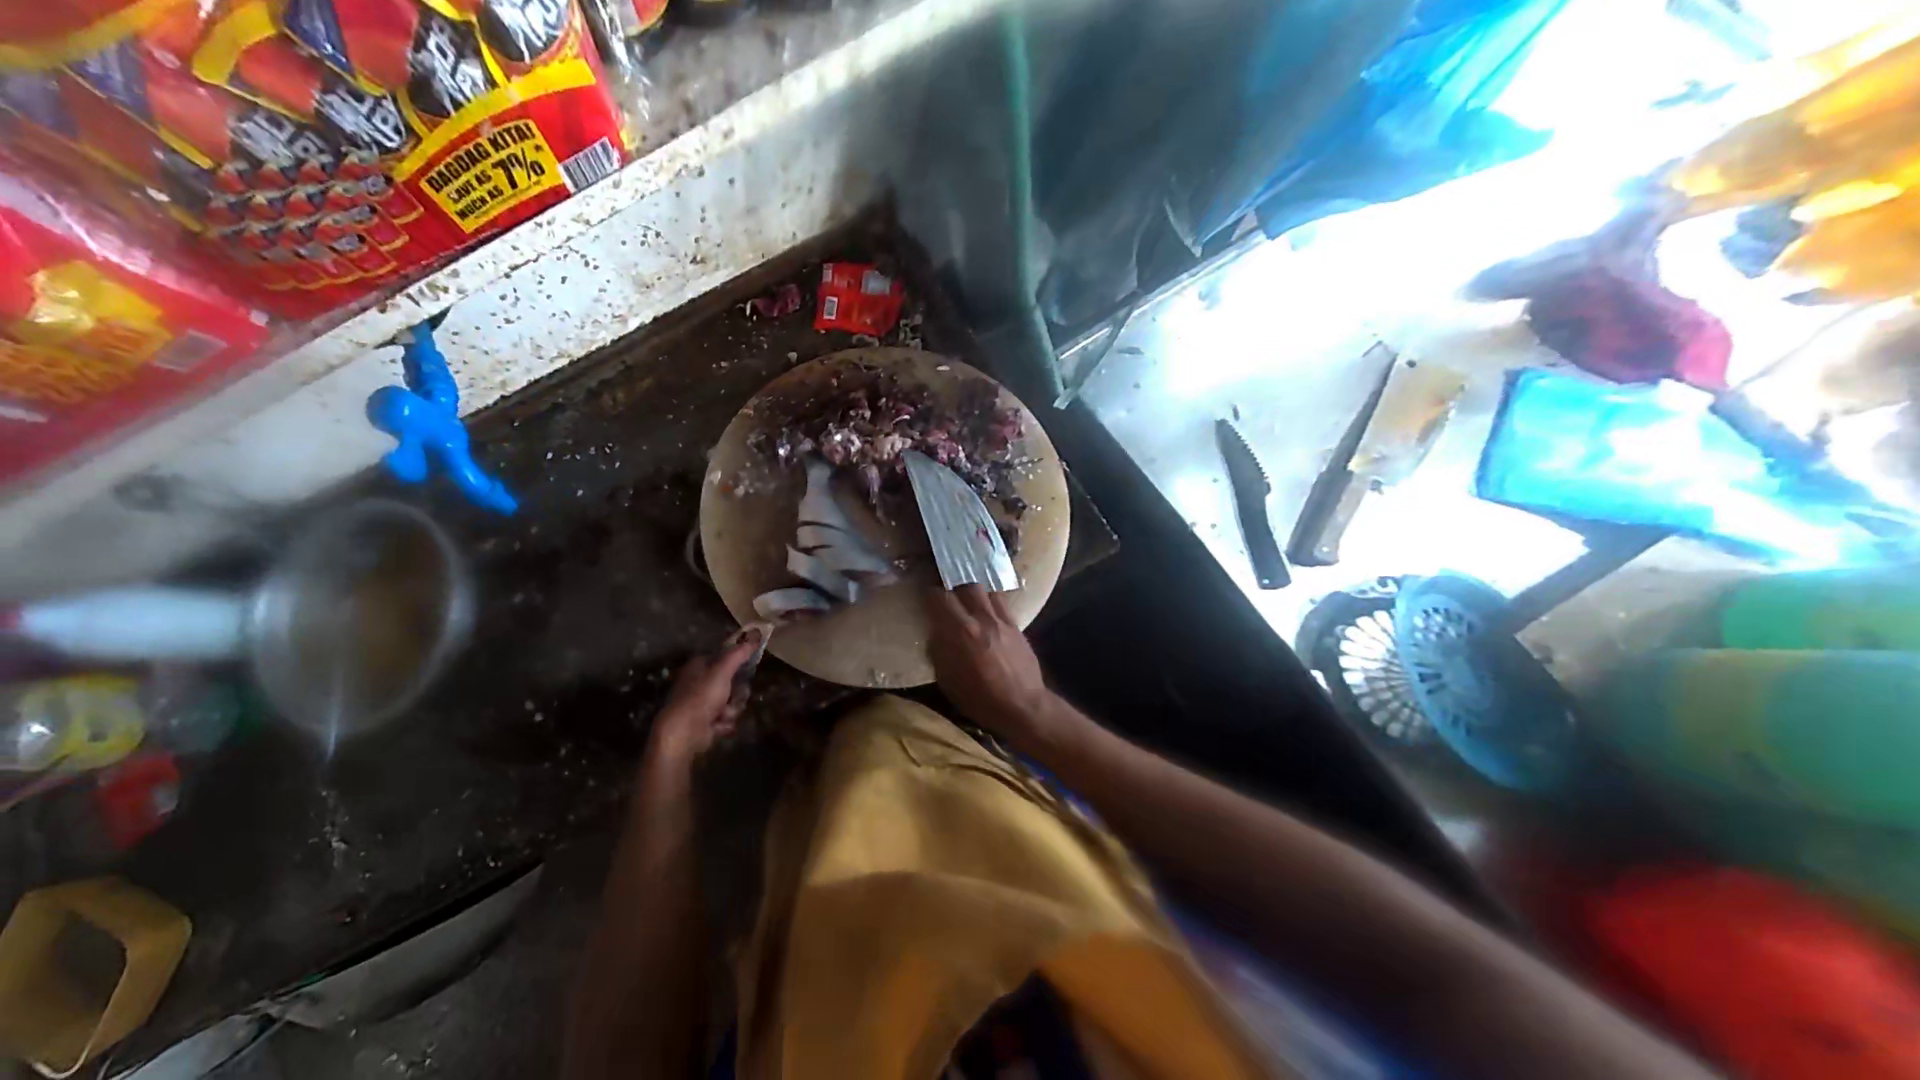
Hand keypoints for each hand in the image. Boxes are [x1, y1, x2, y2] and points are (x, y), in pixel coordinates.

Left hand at [645, 626, 763, 776]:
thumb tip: (756, 633)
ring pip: (733, 700)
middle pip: (734, 681)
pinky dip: (725, 722)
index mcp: (700, 665)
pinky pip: (727, 717)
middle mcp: (701, 682)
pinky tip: (717, 726)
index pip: (725, 656)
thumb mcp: (722, 671)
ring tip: (723, 714)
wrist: (683, 733)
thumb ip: (739, 653)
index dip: (739, 661)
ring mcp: (704, 702)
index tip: (749, 666)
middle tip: (734, 695)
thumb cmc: (701, 697)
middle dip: (737, 692)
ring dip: (732, 709)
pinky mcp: (708, 720)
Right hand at [926, 586, 1059, 749]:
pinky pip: (1001, 601)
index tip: (925, 597)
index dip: (930, 594)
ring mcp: (1001, 619)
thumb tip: (936, 633)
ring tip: (967, 603)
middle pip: (964, 586)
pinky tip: (986, 610)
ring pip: (985, 589)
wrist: (1021, 706)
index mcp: (960, 632)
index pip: (940, 598)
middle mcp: (981, 618)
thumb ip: (939, 651)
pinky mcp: (1016, 625)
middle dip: (953, 589)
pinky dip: (990, 600)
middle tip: (947, 599)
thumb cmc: (980, 699)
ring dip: (973, 593)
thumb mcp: (948, 680)